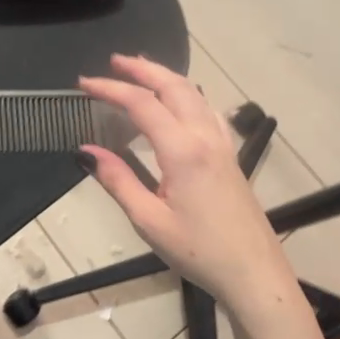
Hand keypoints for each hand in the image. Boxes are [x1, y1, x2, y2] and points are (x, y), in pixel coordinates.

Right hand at [80, 56, 303, 326]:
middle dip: (142, 69)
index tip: (84, 84)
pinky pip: (207, 111)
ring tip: (141, 72)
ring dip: (165, 78)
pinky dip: (186, 95)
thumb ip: (118, 180)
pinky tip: (179, 104)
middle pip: (174, 86)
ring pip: (194, 95)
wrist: (255, 276)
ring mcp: (223, 145)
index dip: (111, 89)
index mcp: (183, 151)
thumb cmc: (199, 252)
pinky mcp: (230, 157)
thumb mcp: (149, 221)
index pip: (142, 104)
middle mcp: (205, 138)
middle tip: (114, 62)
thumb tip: (87, 151)